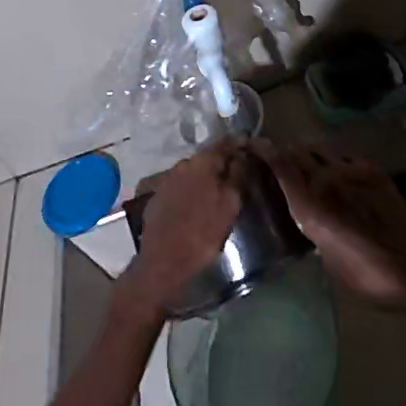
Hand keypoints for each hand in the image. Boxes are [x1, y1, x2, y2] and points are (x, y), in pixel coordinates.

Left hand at [119, 140, 243, 312]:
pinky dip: (191, 189)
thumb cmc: (203, 233)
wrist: (164, 261)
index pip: (223, 144)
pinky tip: (196, 204)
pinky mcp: (157, 196)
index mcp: (202, 163)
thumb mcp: (230, 205)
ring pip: (192, 172)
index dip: (237, 143)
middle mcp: (182, 164)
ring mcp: (167, 179)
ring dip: (205, 176)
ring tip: (217, 189)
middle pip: (206, 157)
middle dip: (221, 162)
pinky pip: (180, 186)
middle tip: (235, 172)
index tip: (247, 145)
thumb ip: (237, 176)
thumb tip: (241, 155)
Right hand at [257, 140, 405, 312]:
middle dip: (283, 151)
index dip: (264, 153)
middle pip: (297, 152)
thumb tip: (303, 211)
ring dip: (306, 151)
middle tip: (276, 158)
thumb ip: (310, 225)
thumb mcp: (326, 258)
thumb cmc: (366, 278)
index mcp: (312, 207)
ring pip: (319, 147)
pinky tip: (333, 168)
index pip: (281, 166)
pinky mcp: (372, 169)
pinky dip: (331, 157)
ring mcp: (352, 171)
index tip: (253, 147)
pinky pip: (343, 153)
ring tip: (302, 160)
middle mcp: (328, 181)